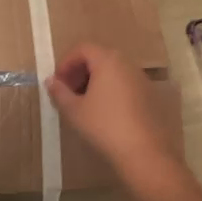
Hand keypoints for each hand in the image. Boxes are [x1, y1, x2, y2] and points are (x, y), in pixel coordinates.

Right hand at [45, 43, 183, 183]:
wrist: (144, 152)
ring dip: (95, 81)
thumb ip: (60, 92)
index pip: (83, 49)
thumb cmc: (104, 126)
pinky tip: (104, 113)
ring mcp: (141, 79)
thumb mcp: (74, 110)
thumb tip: (51, 81)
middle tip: (68, 92)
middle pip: (99, 58)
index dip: (66, 63)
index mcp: (108, 60)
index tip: (57, 82)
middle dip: (80, 72)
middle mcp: (127, 64)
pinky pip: (125, 84)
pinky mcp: (150, 95)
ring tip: (84, 103)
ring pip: (113, 71)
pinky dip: (110, 90)